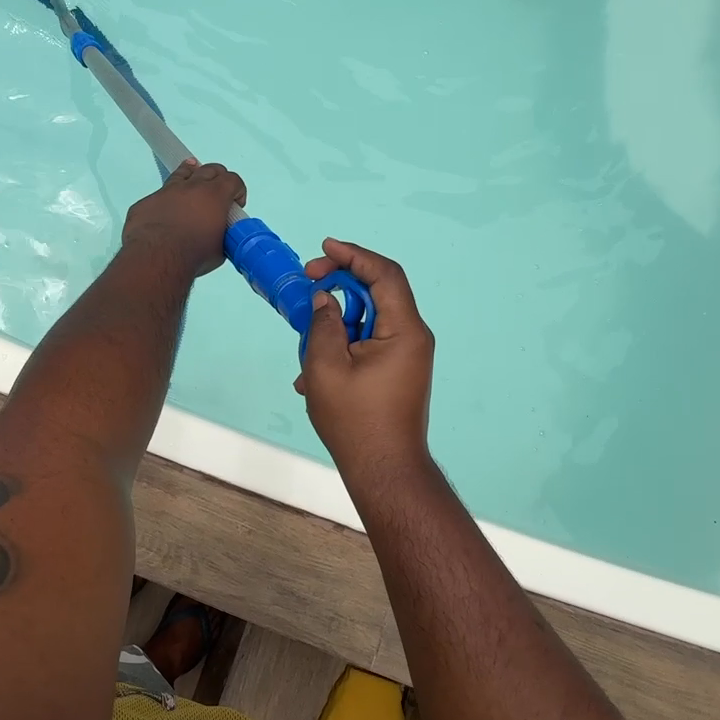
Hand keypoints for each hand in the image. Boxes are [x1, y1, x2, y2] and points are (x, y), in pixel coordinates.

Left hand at [121, 162, 246, 278]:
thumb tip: (217, 238)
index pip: (233, 180)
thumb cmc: (193, 255)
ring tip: (192, 179)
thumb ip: (221, 235)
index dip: (237, 190)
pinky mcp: (146, 202)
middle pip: (209, 169)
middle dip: (217, 178)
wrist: (157, 258)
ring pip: (182, 173)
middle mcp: (192, 187)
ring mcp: (167, 191)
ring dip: (190, 175)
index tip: (235, 204)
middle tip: (217, 192)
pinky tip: (165, 213)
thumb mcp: (219, 249)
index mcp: (215, 196)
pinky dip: (166, 201)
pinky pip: (159, 196)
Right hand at [296, 239, 434, 476]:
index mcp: (404, 330)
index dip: (353, 255)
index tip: (323, 249)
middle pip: (378, 292)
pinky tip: (314, 373)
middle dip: (340, 285)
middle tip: (308, 286)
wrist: (384, 470)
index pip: (384, 274)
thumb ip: (323, 324)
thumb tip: (324, 300)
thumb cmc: (355, 419)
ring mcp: (407, 356)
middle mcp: (413, 337)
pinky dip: (343, 345)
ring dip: (336, 322)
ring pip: (370, 319)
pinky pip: (369, 343)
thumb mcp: (326, 367)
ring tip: (306, 342)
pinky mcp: (398, 372)